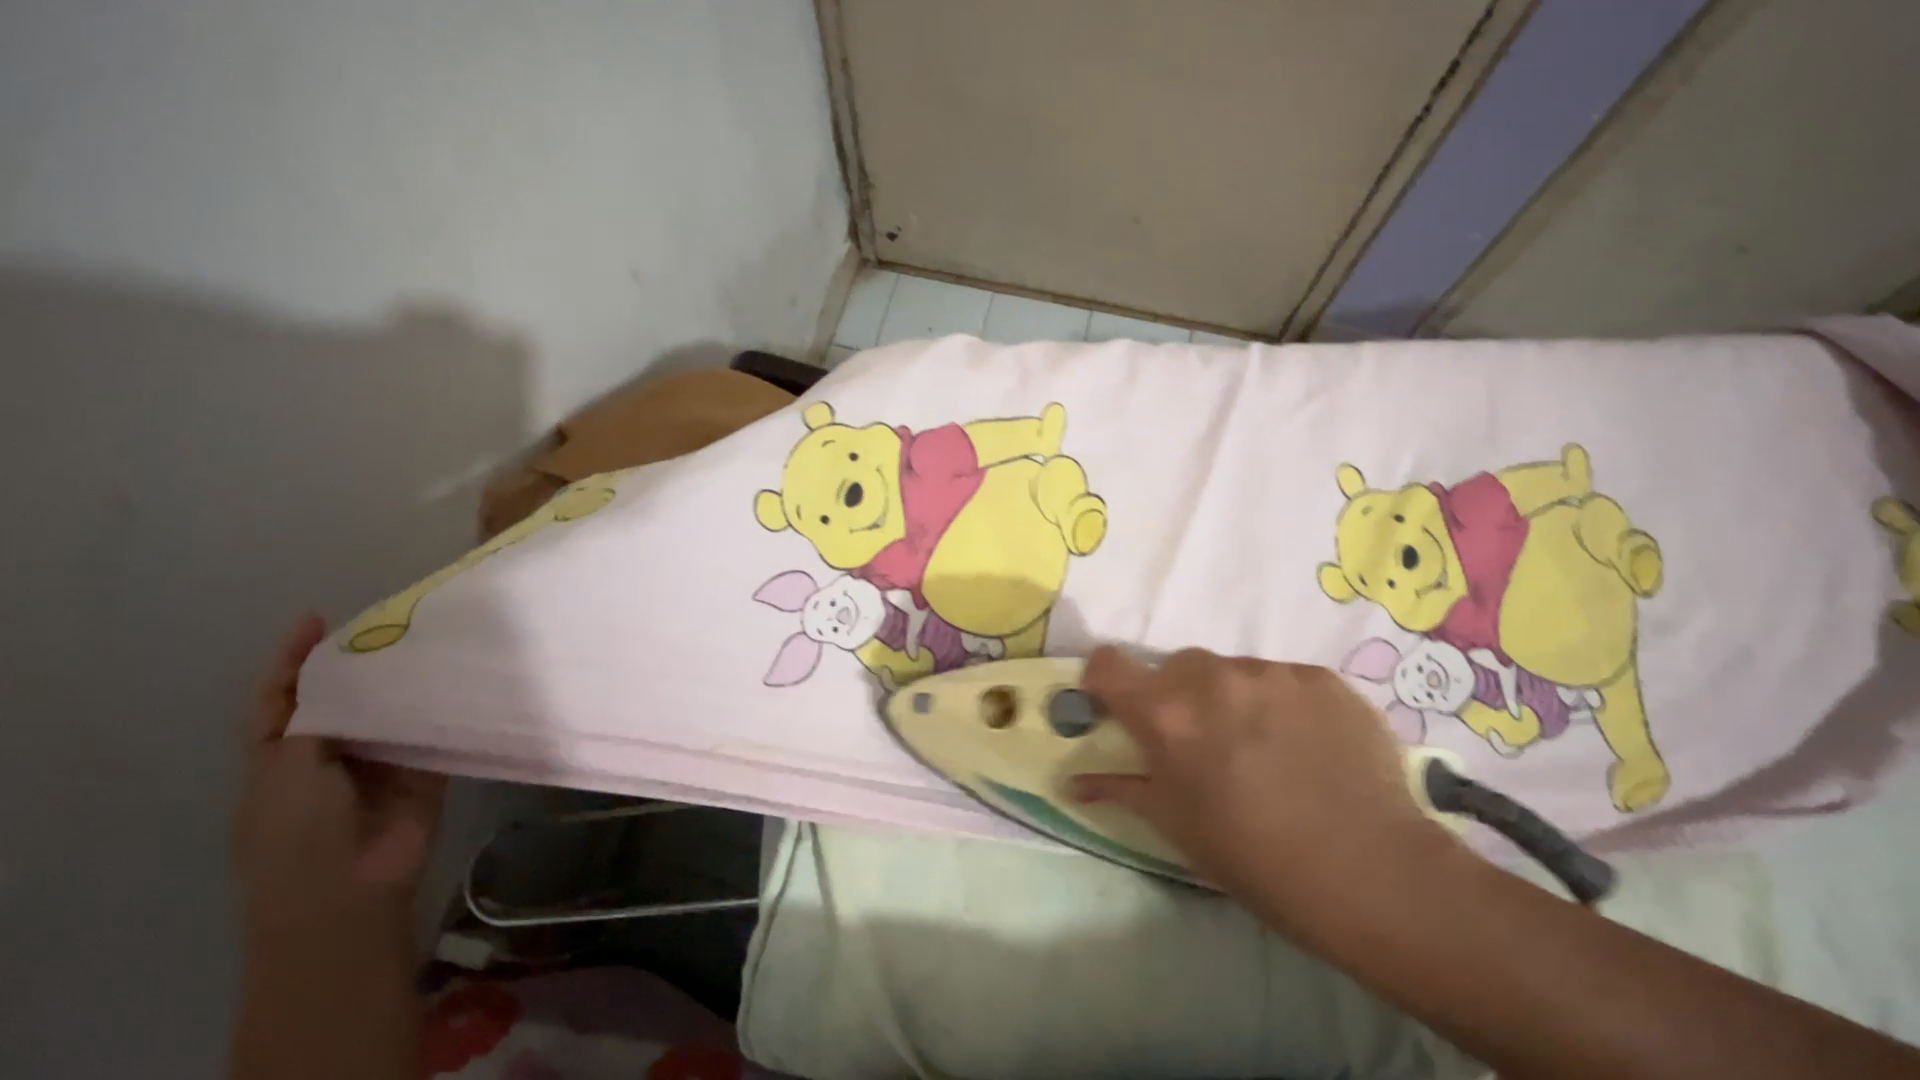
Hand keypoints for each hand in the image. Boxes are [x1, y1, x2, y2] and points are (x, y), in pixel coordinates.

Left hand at [232, 614, 445, 936]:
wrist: (345, 895)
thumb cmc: (294, 833)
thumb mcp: (284, 769)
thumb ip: (314, 718)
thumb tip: (343, 676)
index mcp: (279, 758)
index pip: (282, 698)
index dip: (293, 659)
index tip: (316, 618)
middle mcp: (328, 759)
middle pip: (344, 702)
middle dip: (362, 667)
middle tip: (391, 626)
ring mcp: (378, 770)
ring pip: (392, 717)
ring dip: (405, 689)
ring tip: (428, 643)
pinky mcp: (423, 780)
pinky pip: (433, 739)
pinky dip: (444, 715)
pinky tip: (457, 682)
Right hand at [1070, 647, 1450, 931]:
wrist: (1370, 872)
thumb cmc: (1254, 859)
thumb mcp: (1177, 828)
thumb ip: (1123, 789)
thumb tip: (1075, 781)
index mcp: (1166, 715)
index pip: (1108, 664)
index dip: (1106, 682)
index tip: (1117, 707)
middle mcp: (1214, 679)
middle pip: (1176, 667)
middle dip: (1178, 697)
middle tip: (1202, 744)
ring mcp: (1273, 673)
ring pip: (1233, 672)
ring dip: (1233, 699)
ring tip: (1264, 749)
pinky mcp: (1324, 678)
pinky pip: (1284, 681)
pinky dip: (1282, 704)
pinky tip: (1307, 748)